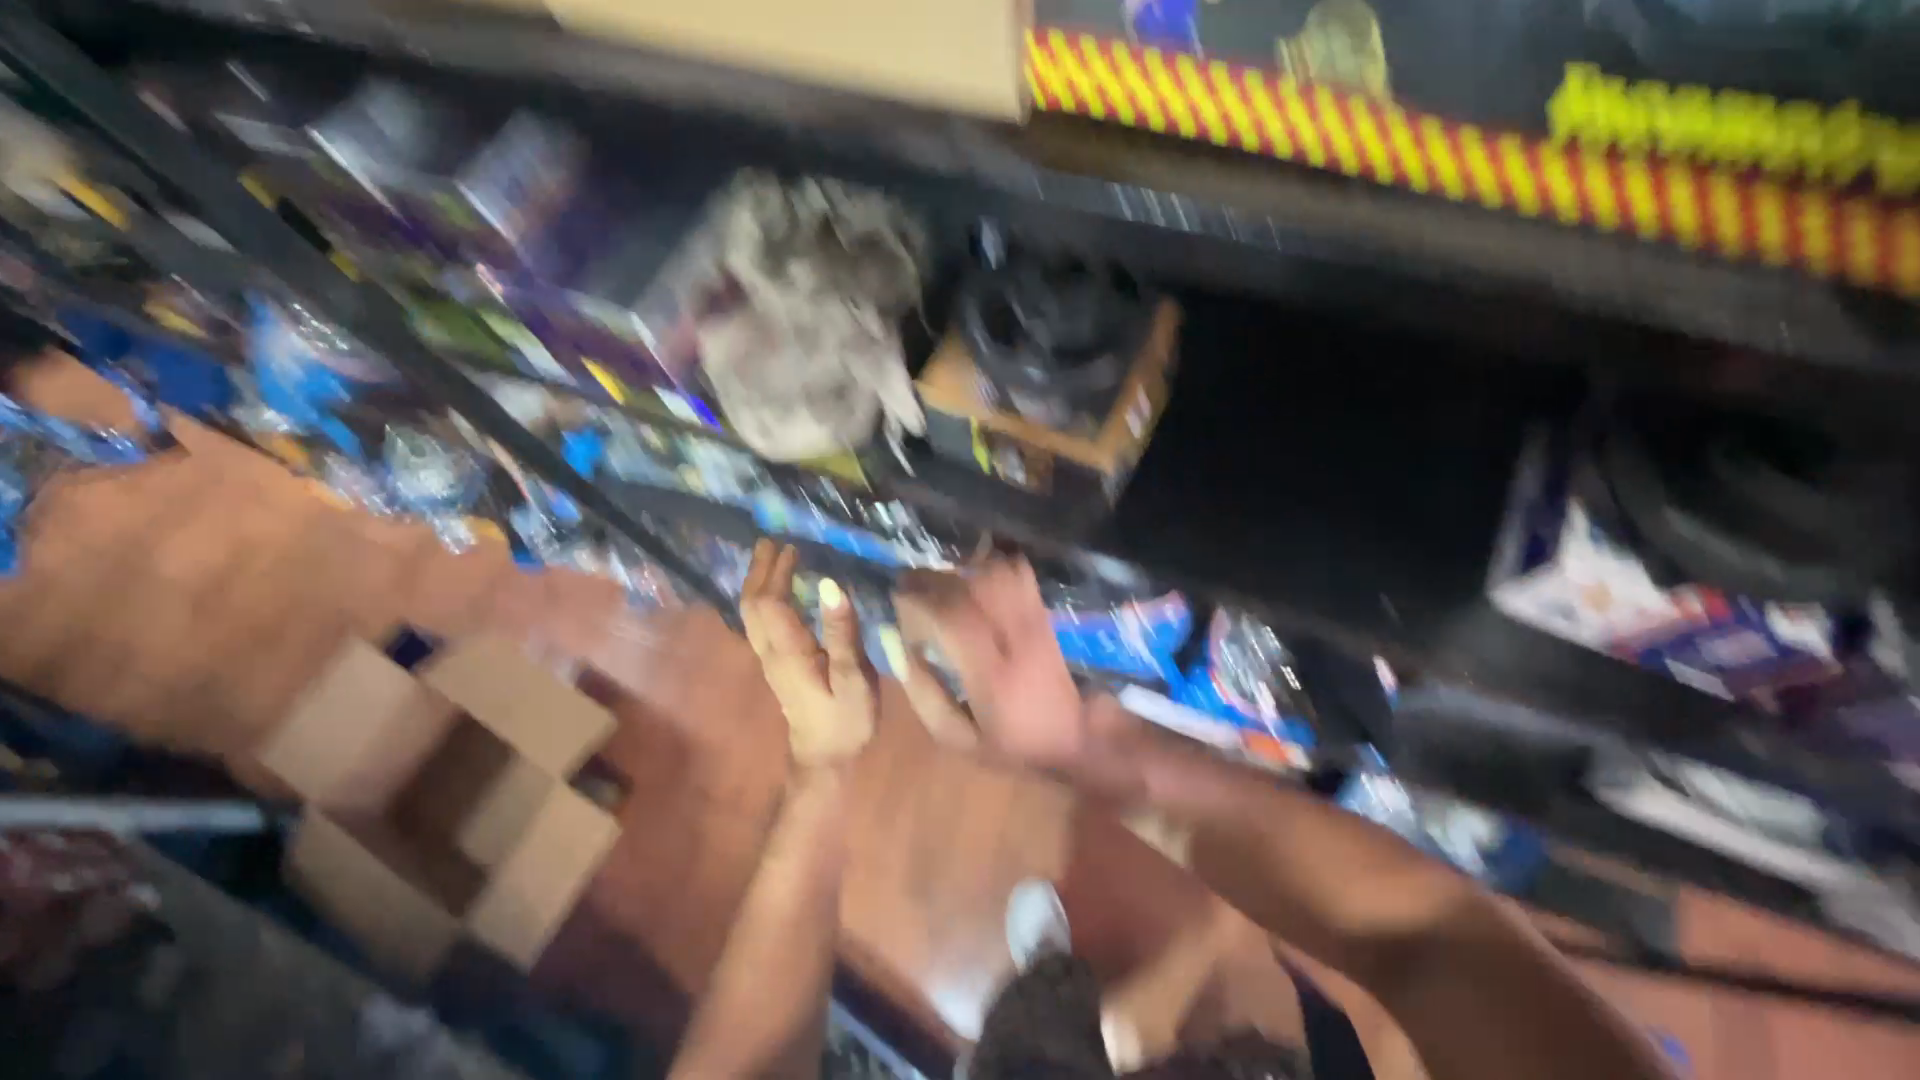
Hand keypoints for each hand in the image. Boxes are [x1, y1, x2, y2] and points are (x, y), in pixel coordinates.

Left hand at [741, 541, 874, 769]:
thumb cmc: (845, 719)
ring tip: (772, 557)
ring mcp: (769, 659)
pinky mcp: (776, 665)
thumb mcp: (853, 679)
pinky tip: (778, 590)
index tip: (791, 546)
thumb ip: (842, 632)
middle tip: (773, 541)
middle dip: (760, 570)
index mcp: (787, 651)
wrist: (825, 757)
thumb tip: (830, 585)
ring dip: (758, 582)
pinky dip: (764, 598)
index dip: (776, 571)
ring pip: (751, 613)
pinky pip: (760, 622)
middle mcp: (770, 651)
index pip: (770, 602)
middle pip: (752, 604)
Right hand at [891, 557, 1094, 770]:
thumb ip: (924, 694)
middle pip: (967, 587)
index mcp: (991, 675)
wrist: (1075, 736)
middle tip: (907, 592)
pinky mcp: (1042, 609)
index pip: (950, 618)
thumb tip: (900, 649)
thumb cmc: (1011, 744)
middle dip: (928, 581)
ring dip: (957, 570)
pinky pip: (1015, 569)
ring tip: (937, 585)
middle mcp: (1014, 637)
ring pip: (992, 570)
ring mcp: (1033, 618)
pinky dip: (988, 561)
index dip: (915, 603)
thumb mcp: (957, 738)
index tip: (895, 606)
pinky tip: (970, 572)